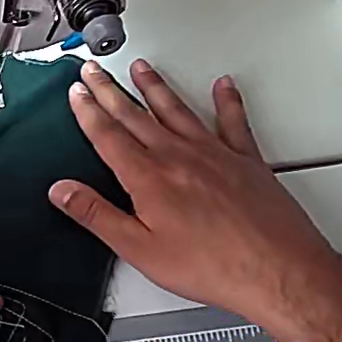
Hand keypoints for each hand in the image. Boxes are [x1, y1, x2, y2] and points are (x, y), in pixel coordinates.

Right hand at [49, 58, 341, 335]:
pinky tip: (223, 86)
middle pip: (135, 115)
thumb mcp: (137, 248)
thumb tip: (61, 191)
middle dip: (110, 90)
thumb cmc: (212, 265)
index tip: (77, 92)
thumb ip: (95, 214)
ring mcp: (215, 155)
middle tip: (94, 71)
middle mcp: (180, 158)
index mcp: (149, 178)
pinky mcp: (246, 161)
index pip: (108, 135)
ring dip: (155, 86)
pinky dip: (227, 101)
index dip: (88, 111)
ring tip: (141, 68)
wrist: (280, 273)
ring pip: (176, 110)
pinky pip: (233, 121)